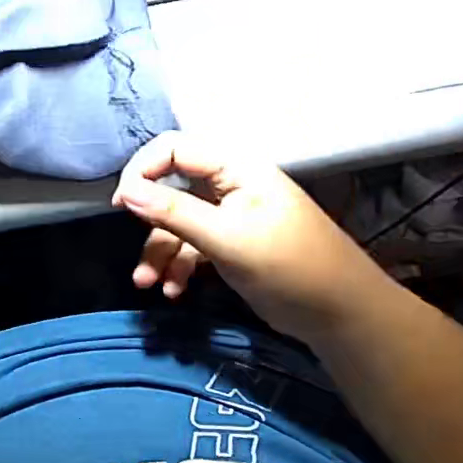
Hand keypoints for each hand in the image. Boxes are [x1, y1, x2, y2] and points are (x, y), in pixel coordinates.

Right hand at [111, 132, 397, 342]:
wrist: (339, 313)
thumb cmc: (290, 266)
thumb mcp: (228, 239)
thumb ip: (175, 213)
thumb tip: (126, 192)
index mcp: (236, 168)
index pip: (175, 149)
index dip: (143, 170)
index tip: (122, 204)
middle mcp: (230, 185)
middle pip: (172, 190)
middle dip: (151, 224)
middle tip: (134, 250)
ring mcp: (229, 216)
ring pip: (178, 225)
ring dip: (160, 254)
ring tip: (148, 285)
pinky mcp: (230, 245)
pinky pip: (191, 247)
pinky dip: (178, 267)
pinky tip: (173, 291)